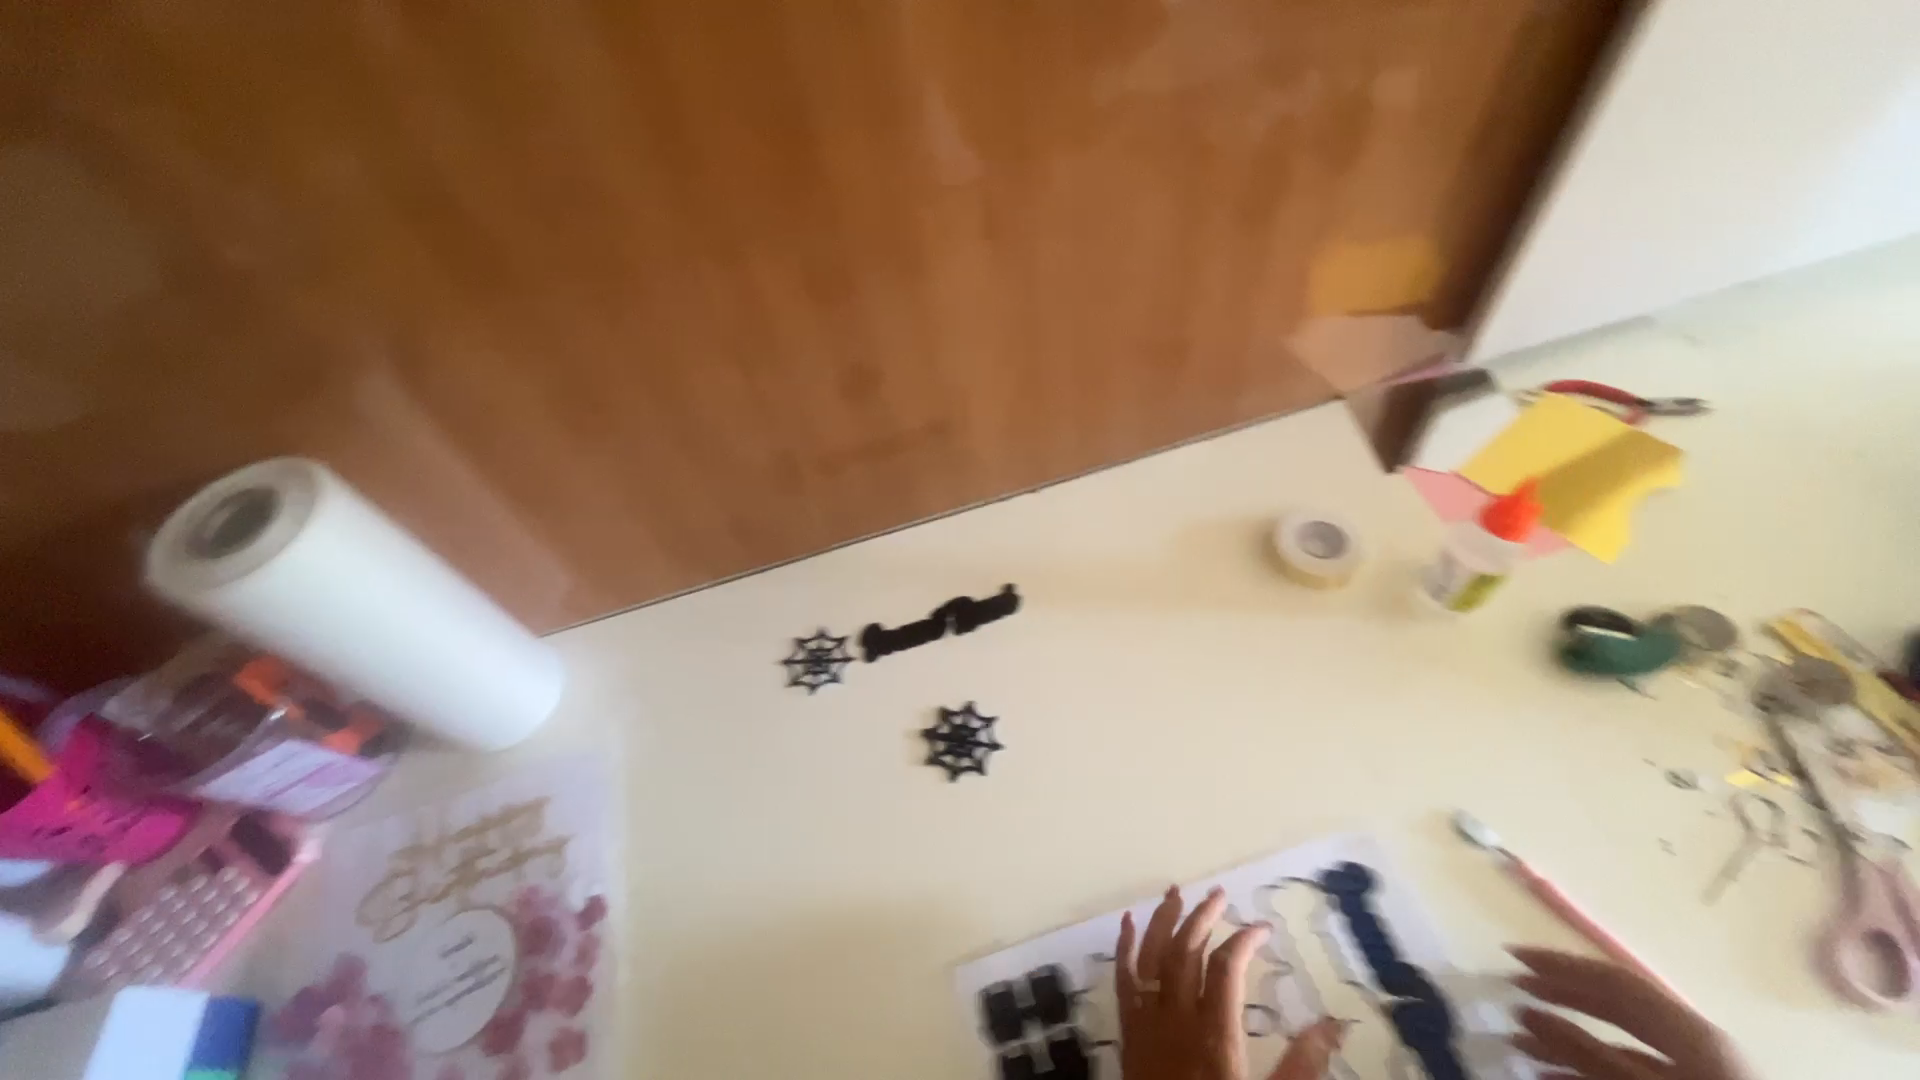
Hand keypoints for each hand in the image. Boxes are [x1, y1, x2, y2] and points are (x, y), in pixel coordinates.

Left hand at [1115, 885, 1344, 1079]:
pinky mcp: (1127, 1034)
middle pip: (1184, 951)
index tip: (1262, 928)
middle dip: (1202, 918)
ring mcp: (1146, 1024)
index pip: (1225, 968)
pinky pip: (1122, 980)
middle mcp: (1175, 1019)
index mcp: (1214, 1036)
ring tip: (1176, 892)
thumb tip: (1335, 1023)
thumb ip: (1302, 1065)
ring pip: (1151, 957)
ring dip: (1163, 921)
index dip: (1243, 940)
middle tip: (1220, 895)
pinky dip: (1125, 948)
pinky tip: (1128, 923)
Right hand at [1509, 946, 1752, 1079]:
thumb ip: (1583, 1053)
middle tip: (1512, 989)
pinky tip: (1547, 1077)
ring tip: (1517, 1043)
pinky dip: (1586, 1073)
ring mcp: (1697, 1078)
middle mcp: (1697, 1048)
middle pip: (1618, 1007)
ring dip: (1566, 1043)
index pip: (1614, 980)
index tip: (1510, 957)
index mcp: (1693, 1034)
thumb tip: (1527, 1013)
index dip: (1560, 964)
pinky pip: (1630, 1077)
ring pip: (1619, 1047)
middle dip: (1561, 998)